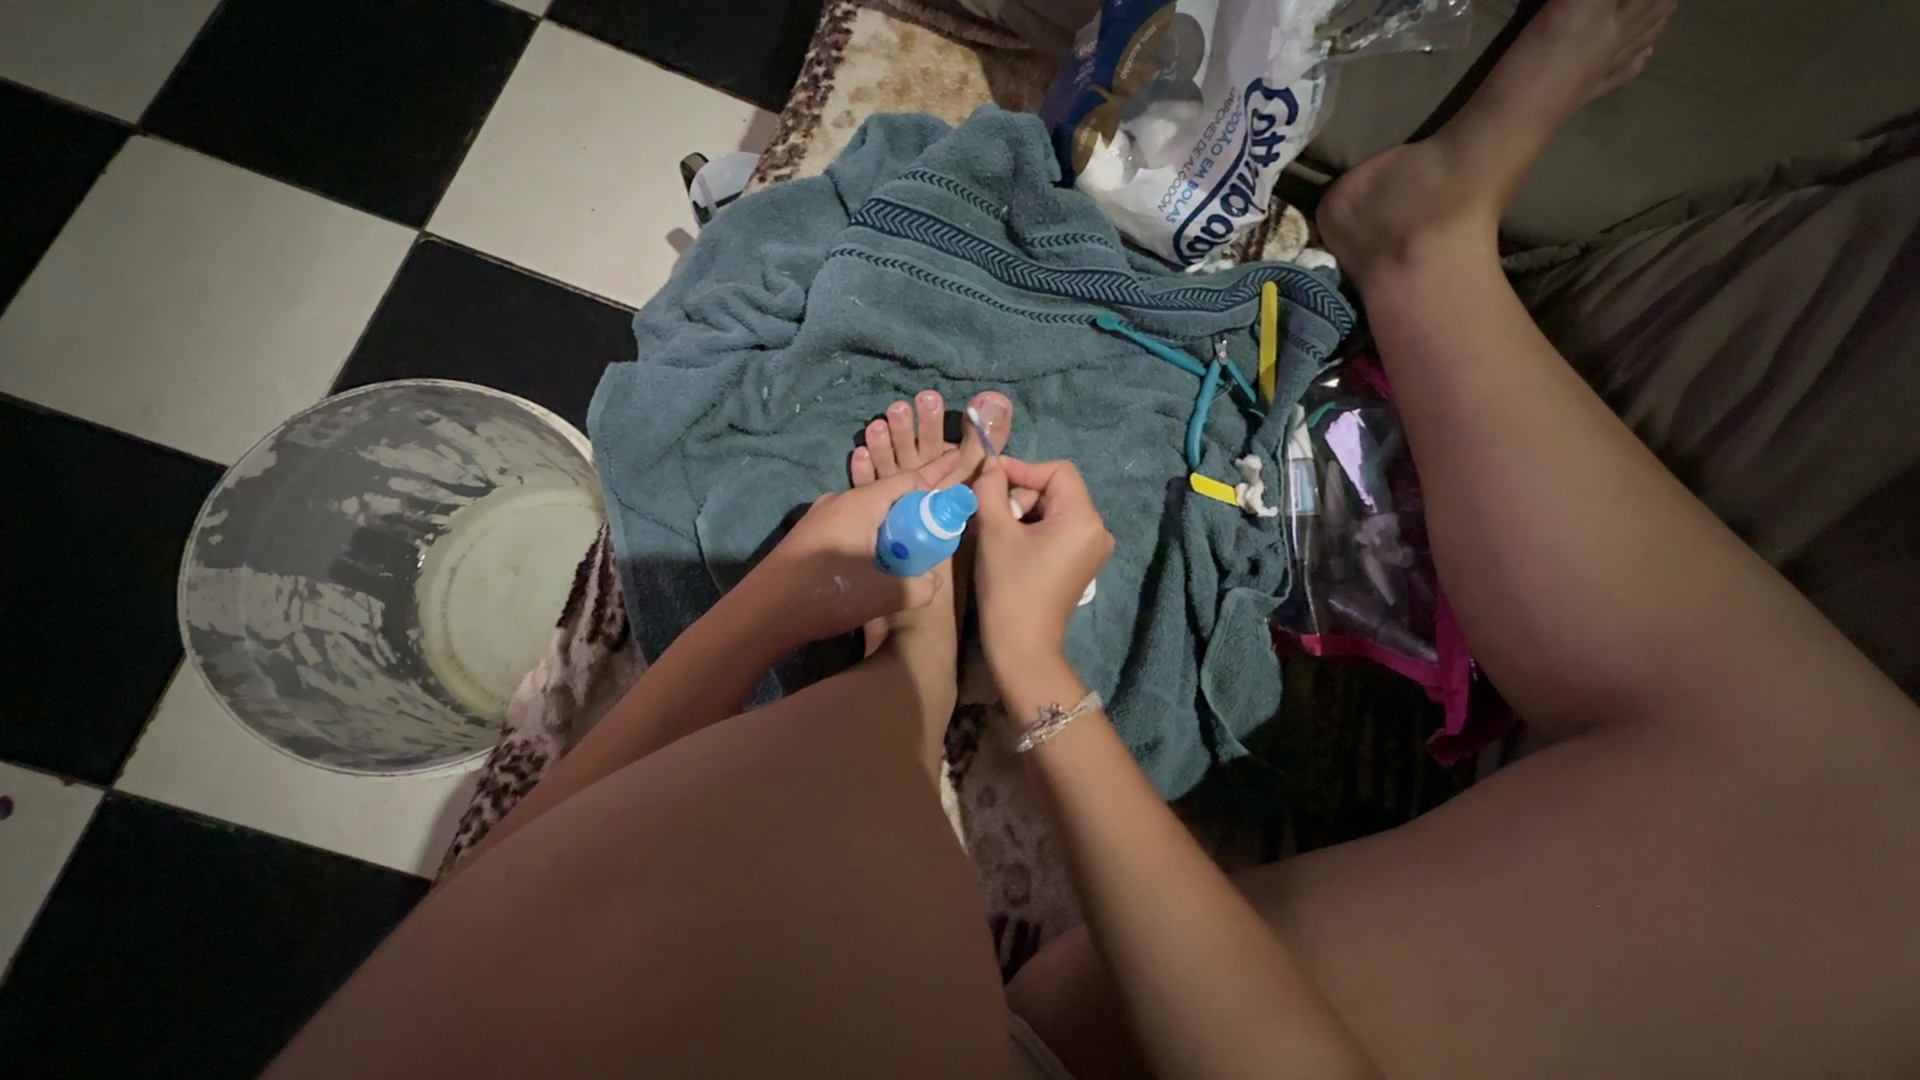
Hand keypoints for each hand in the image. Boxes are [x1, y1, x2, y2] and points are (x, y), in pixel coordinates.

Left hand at [740, 448, 964, 648]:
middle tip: (934, 529)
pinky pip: (849, 525)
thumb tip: (934, 583)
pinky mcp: (808, 534)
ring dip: (889, 525)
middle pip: (888, 494)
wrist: (761, 613)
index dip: (935, 492)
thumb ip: (918, 587)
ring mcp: (820, 515)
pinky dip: (868, 535)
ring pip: (867, 511)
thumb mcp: (884, 595)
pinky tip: (872, 560)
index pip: (909, 481)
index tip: (950, 512)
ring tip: (906, 549)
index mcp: (863, 502)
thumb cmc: (827, 594)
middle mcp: (841, 499)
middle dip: (914, 510)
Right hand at [970, 457, 1114, 671]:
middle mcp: (1097, 529)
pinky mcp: (1082, 564)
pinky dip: (1033, 531)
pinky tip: (1011, 547)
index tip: (990, 478)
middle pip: (1056, 491)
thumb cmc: (1010, 586)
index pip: (1057, 471)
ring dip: (1023, 514)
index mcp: (1084, 518)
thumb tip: (991, 464)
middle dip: (1021, 496)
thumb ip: (992, 489)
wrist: (1022, 646)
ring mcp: (1092, 549)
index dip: (1023, 469)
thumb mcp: (995, 531)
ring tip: (996, 532)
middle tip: (991, 515)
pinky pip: (1058, 532)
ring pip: (1054, 511)